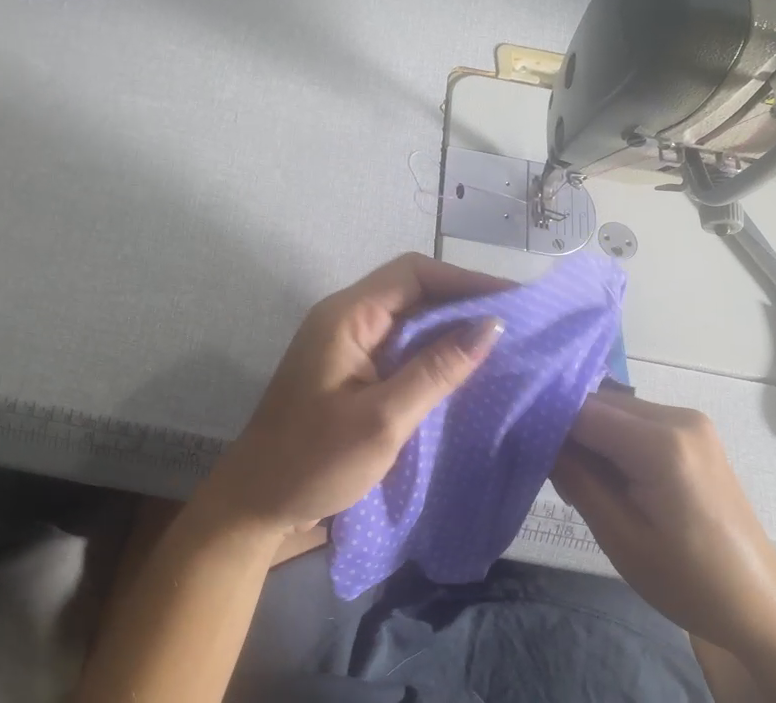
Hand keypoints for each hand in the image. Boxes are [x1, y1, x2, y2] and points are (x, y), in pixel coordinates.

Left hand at [199, 253, 512, 535]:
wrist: (256, 502)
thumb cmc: (314, 461)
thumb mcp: (383, 419)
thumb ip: (437, 370)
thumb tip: (491, 325)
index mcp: (347, 316)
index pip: (413, 274)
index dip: (465, 281)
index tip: (515, 303)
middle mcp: (345, 319)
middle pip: (412, 292)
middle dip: (464, 304)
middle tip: (519, 327)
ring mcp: (344, 345)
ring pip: (407, 321)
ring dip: (450, 331)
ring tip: (502, 349)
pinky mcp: (348, 372)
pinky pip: (397, 349)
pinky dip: (431, 356)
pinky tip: (464, 376)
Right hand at [550, 392, 775, 658]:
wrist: (758, 603)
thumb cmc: (687, 579)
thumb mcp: (618, 535)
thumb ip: (574, 476)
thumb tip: (532, 435)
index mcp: (662, 443)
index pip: (579, 410)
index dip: (543, 424)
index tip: (516, 446)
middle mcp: (678, 417)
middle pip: (596, 404)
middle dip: (566, 432)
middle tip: (549, 475)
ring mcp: (689, 421)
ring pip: (612, 410)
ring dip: (588, 437)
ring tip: (579, 482)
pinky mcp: (692, 432)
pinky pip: (633, 421)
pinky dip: (611, 440)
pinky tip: (608, 477)